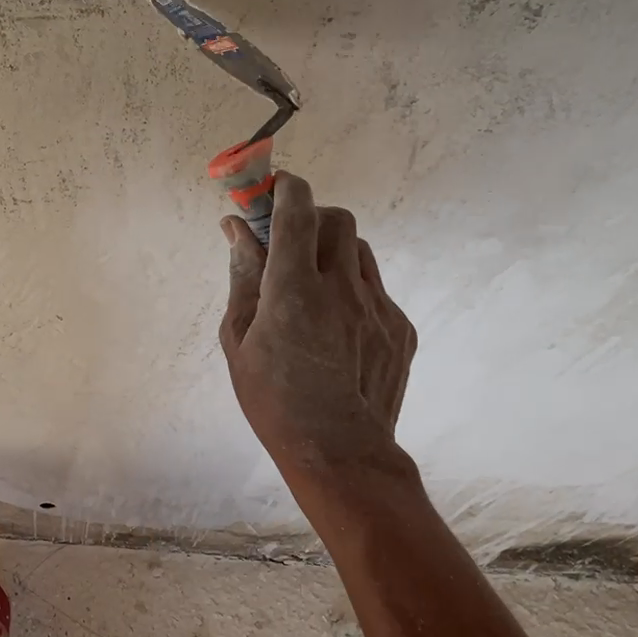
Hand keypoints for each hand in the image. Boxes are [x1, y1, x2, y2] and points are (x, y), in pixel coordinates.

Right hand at [218, 171, 417, 473]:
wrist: (340, 452)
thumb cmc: (271, 396)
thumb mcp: (238, 336)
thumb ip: (242, 276)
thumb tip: (237, 230)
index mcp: (294, 289)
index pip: (299, 213)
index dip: (288, 188)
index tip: (274, 183)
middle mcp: (342, 288)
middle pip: (337, 219)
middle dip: (311, 216)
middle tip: (288, 239)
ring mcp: (378, 308)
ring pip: (359, 249)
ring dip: (332, 249)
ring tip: (311, 282)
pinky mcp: (401, 329)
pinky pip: (374, 288)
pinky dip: (351, 287)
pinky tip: (334, 324)